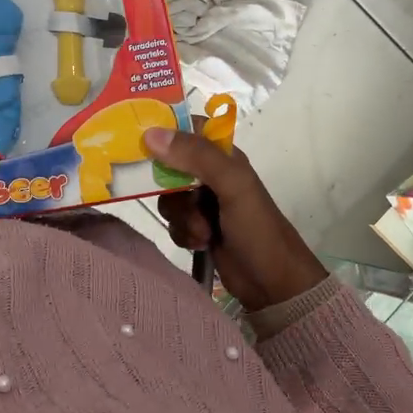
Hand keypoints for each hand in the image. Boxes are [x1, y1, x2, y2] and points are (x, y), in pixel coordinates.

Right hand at [142, 128, 328, 312]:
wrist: (273, 284)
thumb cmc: (257, 228)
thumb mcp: (232, 185)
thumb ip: (196, 156)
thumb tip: (149, 134)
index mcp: (223, 156)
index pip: (187, 129)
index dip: (163, 130)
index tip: (139, 141)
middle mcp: (211, 175)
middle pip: (168, 166)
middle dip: (167, 187)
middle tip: (175, 198)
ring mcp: (203, 203)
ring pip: (168, 198)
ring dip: (180, 217)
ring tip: (201, 232)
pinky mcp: (197, 228)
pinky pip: (172, 222)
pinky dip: (181, 233)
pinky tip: (199, 244)